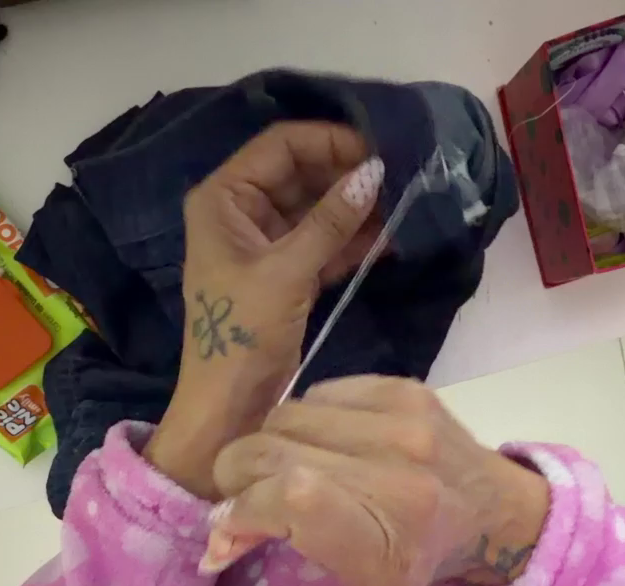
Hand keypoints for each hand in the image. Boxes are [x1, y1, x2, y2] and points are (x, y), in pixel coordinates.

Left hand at [143, 122, 386, 498]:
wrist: (230, 405)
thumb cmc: (243, 334)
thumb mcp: (286, 271)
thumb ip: (330, 222)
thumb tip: (374, 173)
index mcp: (224, 199)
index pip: (280, 147)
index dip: (329, 142)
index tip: (378, 149)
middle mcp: (242, 213)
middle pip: (300, 176)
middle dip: (346, 176)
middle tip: (397, 177)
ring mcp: (265, 246)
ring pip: (315, 212)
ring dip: (354, 210)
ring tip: (400, 205)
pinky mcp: (286, 277)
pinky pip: (322, 246)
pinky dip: (350, 243)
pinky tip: (387, 238)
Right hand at [202, 377, 551, 585]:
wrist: (493, 510)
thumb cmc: (421, 556)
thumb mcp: (361, 576)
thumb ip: (290, 546)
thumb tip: (214, 534)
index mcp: (390, 533)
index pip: (288, 495)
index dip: (244, 508)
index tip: (235, 526)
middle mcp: (396, 466)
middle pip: (270, 448)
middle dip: (239, 477)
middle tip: (249, 496)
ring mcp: (401, 418)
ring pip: (284, 415)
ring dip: (269, 445)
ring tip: (289, 467)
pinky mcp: (401, 387)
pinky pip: (315, 392)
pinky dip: (305, 420)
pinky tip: (326, 442)